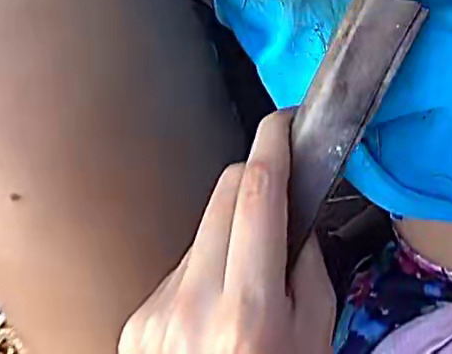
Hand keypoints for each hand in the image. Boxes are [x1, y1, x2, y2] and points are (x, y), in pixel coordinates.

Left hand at [121, 110, 337, 353]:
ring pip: (206, 224)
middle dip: (257, 175)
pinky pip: (184, 262)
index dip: (274, 140)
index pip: (258, 190)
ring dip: (232, 226)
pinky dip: (207, 265)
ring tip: (247, 276)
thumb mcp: (313, 339)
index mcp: (248, 310)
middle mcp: (195, 303)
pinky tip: (215, 308)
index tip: (287, 119)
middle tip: (280, 191)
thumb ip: (309, 268)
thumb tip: (296, 216)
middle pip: (227, 190)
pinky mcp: (137, 319)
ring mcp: (158, 311)